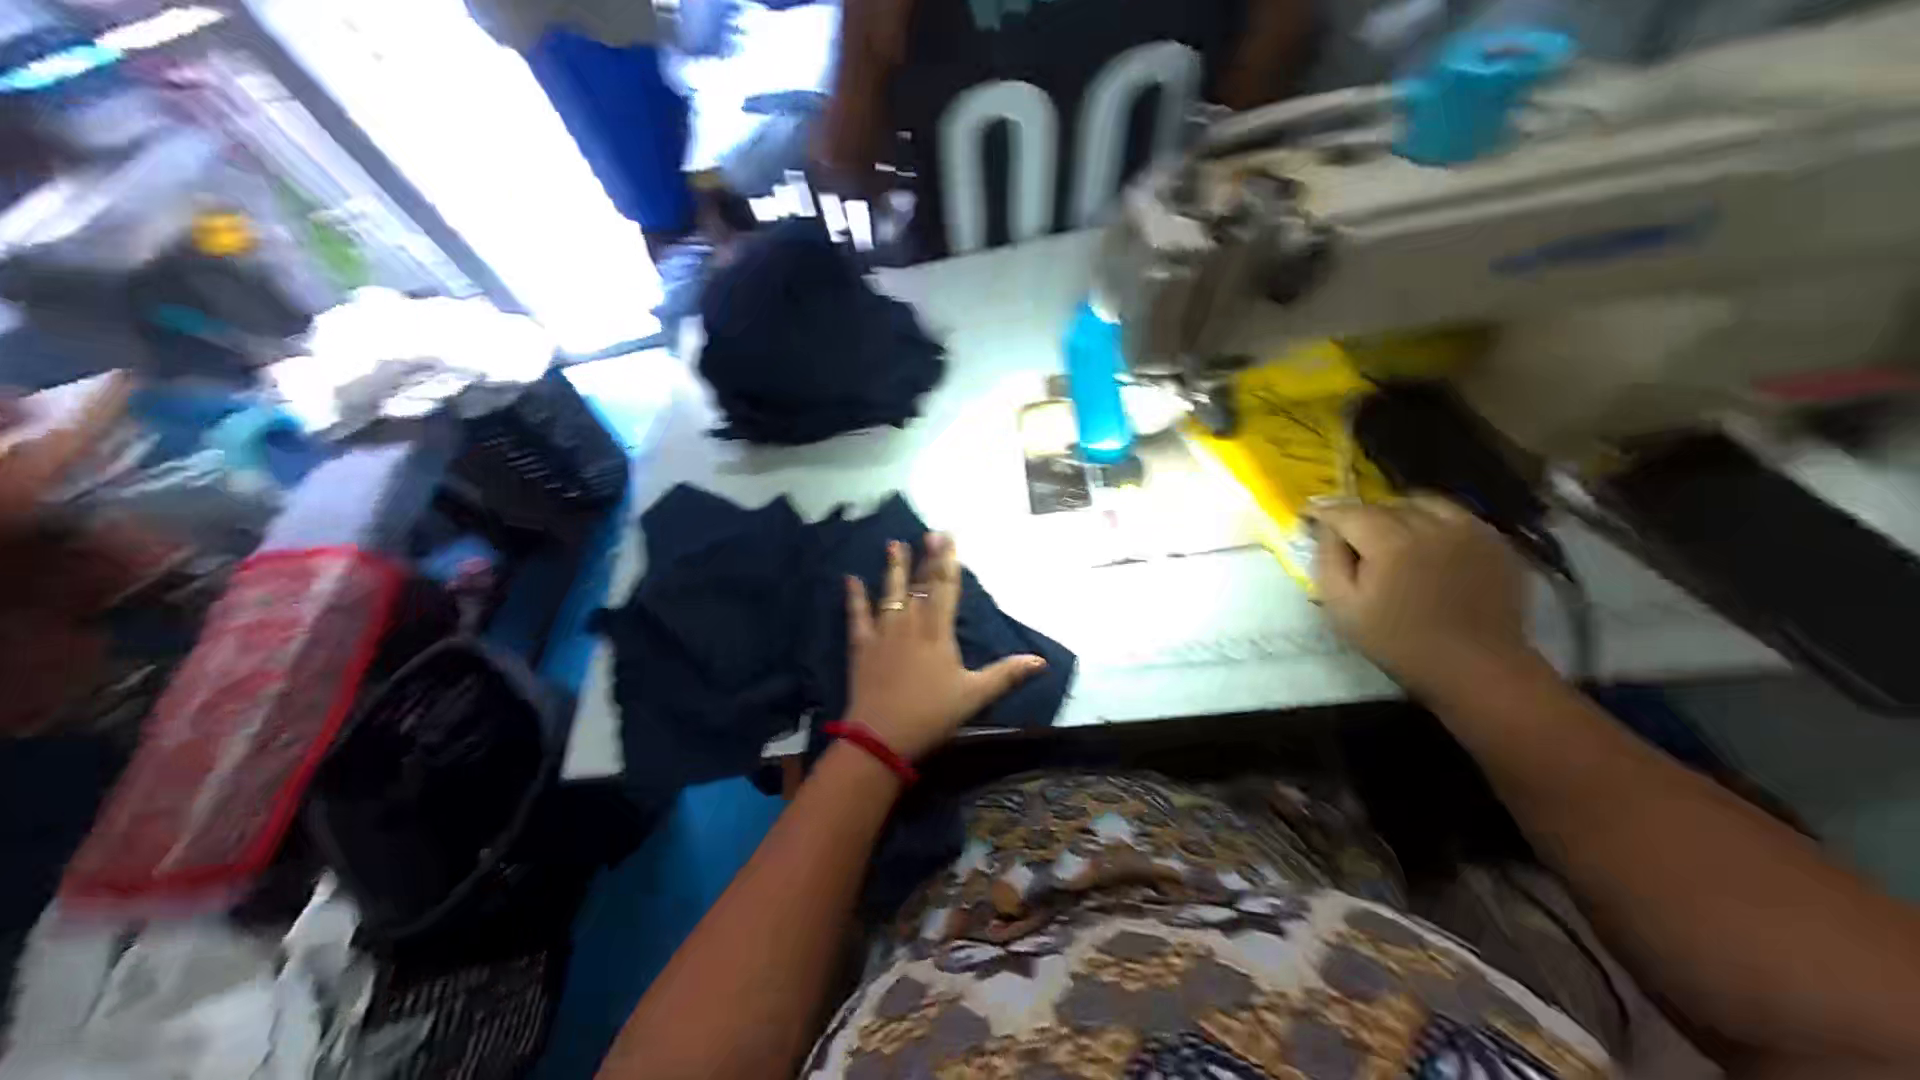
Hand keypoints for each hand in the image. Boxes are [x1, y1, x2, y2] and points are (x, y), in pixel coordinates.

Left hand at [842, 534, 1046, 760]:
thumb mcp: (975, 696)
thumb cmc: (932, 714)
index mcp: (938, 632)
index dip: (948, 561)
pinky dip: (854, 597)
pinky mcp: (861, 646)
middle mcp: (910, 624)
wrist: (881, 736)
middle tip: (929, 533)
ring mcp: (883, 633)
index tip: (949, 538)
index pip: (945, 588)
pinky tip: (850, 579)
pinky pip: (857, 616)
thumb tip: (1041, 660)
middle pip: (919, 584)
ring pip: (889, 593)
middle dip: (925, 557)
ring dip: (893, 568)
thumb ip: (1006, 674)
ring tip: (894, 544)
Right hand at [1310, 496, 1541, 698]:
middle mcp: (1432, 525)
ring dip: (1399, 512)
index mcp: (1391, 542)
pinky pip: (1455, 515)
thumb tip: (1325, 529)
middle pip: (1384, 504)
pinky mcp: (1494, 540)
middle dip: (1362, 516)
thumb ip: (1327, 560)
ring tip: (1391, 534)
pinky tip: (1428, 544)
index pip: (1348, 512)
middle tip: (1351, 537)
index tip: (1310, 515)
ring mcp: (1469, 529)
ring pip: (1422, 502)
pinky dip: (1434, 520)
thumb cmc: (1399, 641)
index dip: (1325, 512)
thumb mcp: (1342, 607)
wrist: (1477, 667)